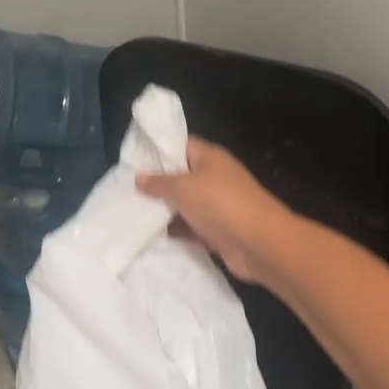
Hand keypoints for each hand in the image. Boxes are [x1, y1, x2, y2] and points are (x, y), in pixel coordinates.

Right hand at [137, 137, 289, 281]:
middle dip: (157, 184)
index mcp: (210, 158)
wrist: (260, 244)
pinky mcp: (219, 231)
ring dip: (165, 210)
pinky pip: (192, 227)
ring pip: (185, 204)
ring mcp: (218, 205)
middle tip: (128, 189)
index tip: (134, 159)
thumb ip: (158, 182)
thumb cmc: (220, 203)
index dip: (159, 150)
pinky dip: (177, 231)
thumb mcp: (182, 187)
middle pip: (181, 176)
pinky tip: (153, 235)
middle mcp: (215, 178)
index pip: (181, 145)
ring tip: (134, 212)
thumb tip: (138, 177)